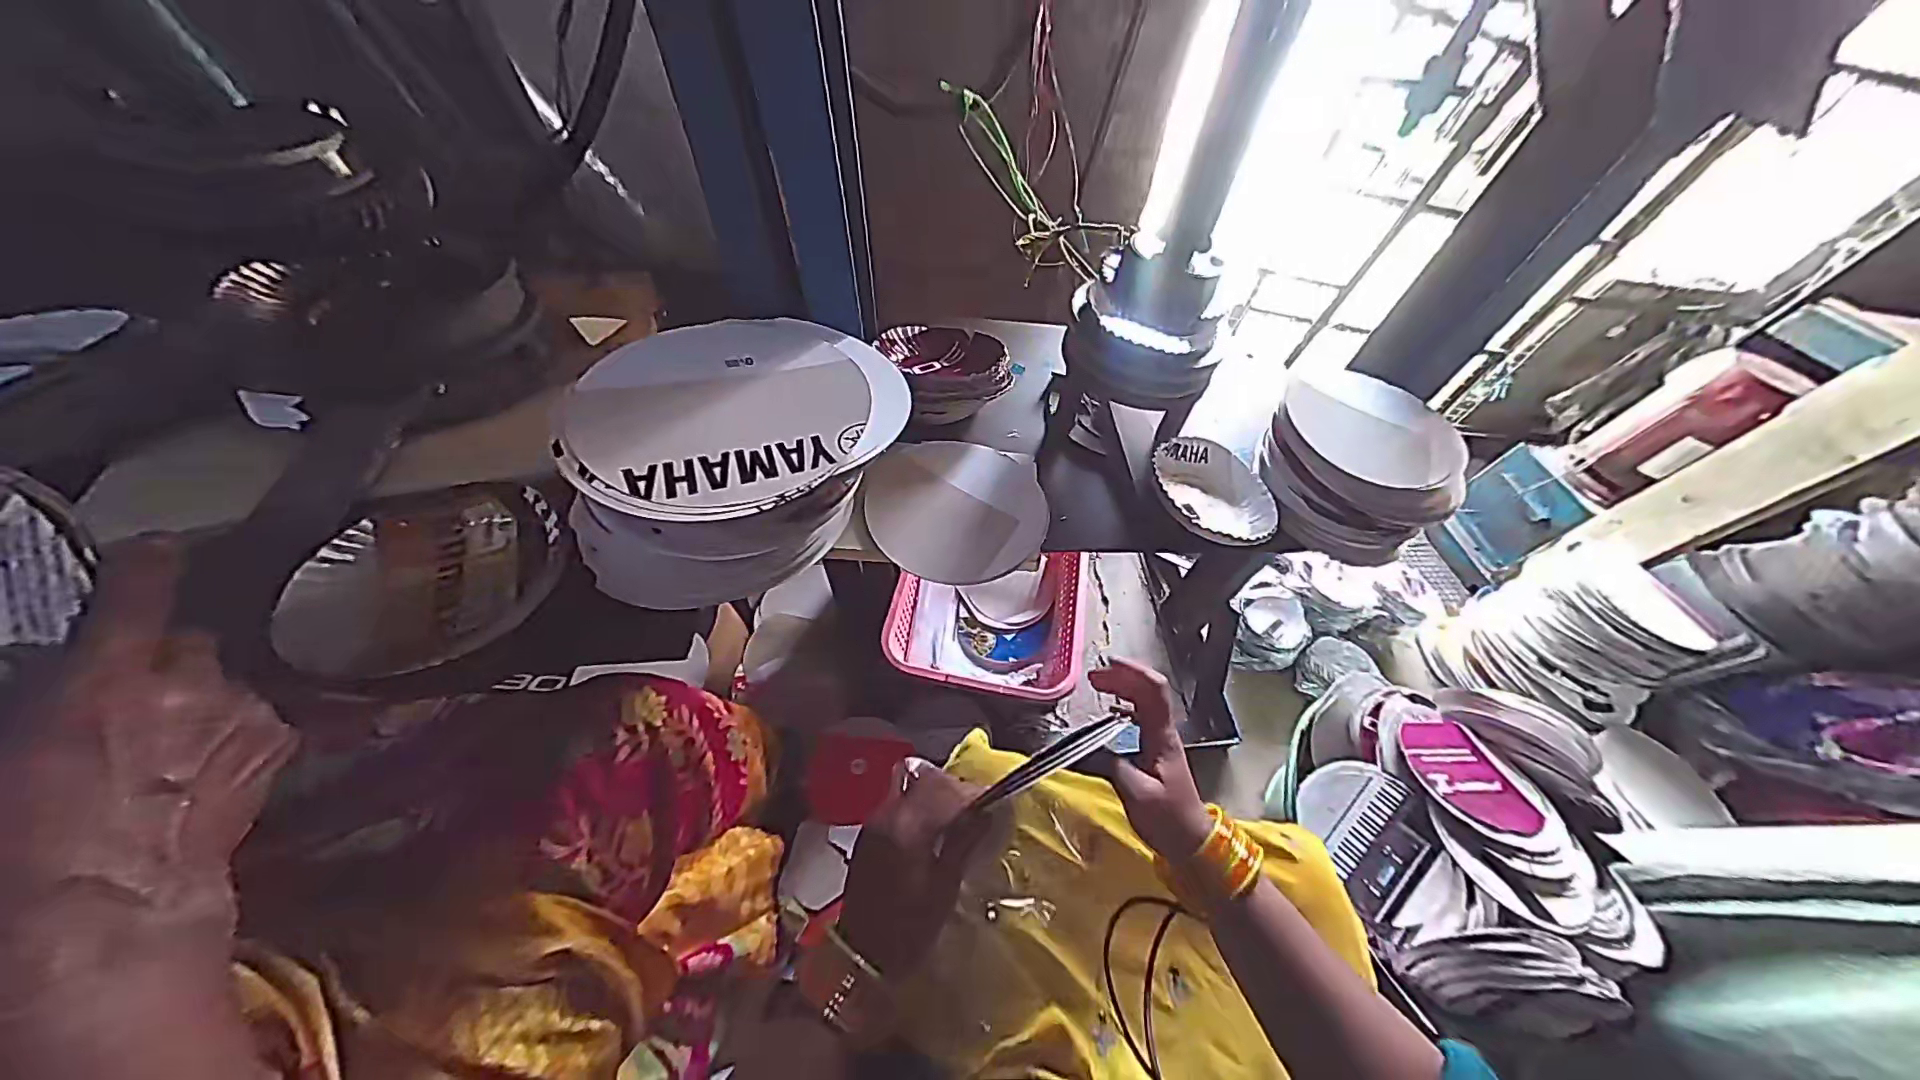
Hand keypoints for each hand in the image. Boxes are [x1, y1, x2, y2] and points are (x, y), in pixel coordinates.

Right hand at [0, 537, 296, 955]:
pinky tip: (204, 765)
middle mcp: (195, 681)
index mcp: (108, 681)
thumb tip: (53, 668)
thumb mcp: (10, 750)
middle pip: (191, 641)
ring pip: (227, 679)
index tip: (159, 547)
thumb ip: (46, 693)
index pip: (139, 599)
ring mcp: (248, 708)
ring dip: (203, 695)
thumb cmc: (27, 839)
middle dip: (166, 658)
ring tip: (169, 745)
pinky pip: (255, 714)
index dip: (149, 569)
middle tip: (138, 697)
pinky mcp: (280, 736)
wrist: (112, 898)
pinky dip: (233, 727)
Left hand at [836, 758, 989, 977]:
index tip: (993, 802)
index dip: (973, 792)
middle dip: (953, 787)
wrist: (861, 954)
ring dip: (934, 795)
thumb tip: (985, 813)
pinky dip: (919, 807)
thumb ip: (963, 842)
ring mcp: (875, 819)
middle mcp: (889, 812)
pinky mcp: (870, 831)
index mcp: (909, 825)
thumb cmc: (909, 927)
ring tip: (954, 820)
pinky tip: (932, 831)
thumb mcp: (944, 887)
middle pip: (925, 778)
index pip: (946, 789)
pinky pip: (899, 802)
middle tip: (975, 809)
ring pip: (911, 786)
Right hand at [1094, 659, 1213, 860]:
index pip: (1154, 691)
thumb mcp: (1135, 793)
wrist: (1192, 842)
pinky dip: (1123, 703)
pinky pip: (1140, 714)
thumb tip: (1078, 748)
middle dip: (1122, 675)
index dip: (1132, 672)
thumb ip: (1109, 766)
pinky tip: (1108, 709)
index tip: (1107, 665)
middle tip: (1093, 677)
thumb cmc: (1168, 819)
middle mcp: (1163, 731)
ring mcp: (1161, 739)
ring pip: (1145, 699)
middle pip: (1148, 689)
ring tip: (1098, 685)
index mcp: (1162, 736)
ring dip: (1123, 686)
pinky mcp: (1155, 749)